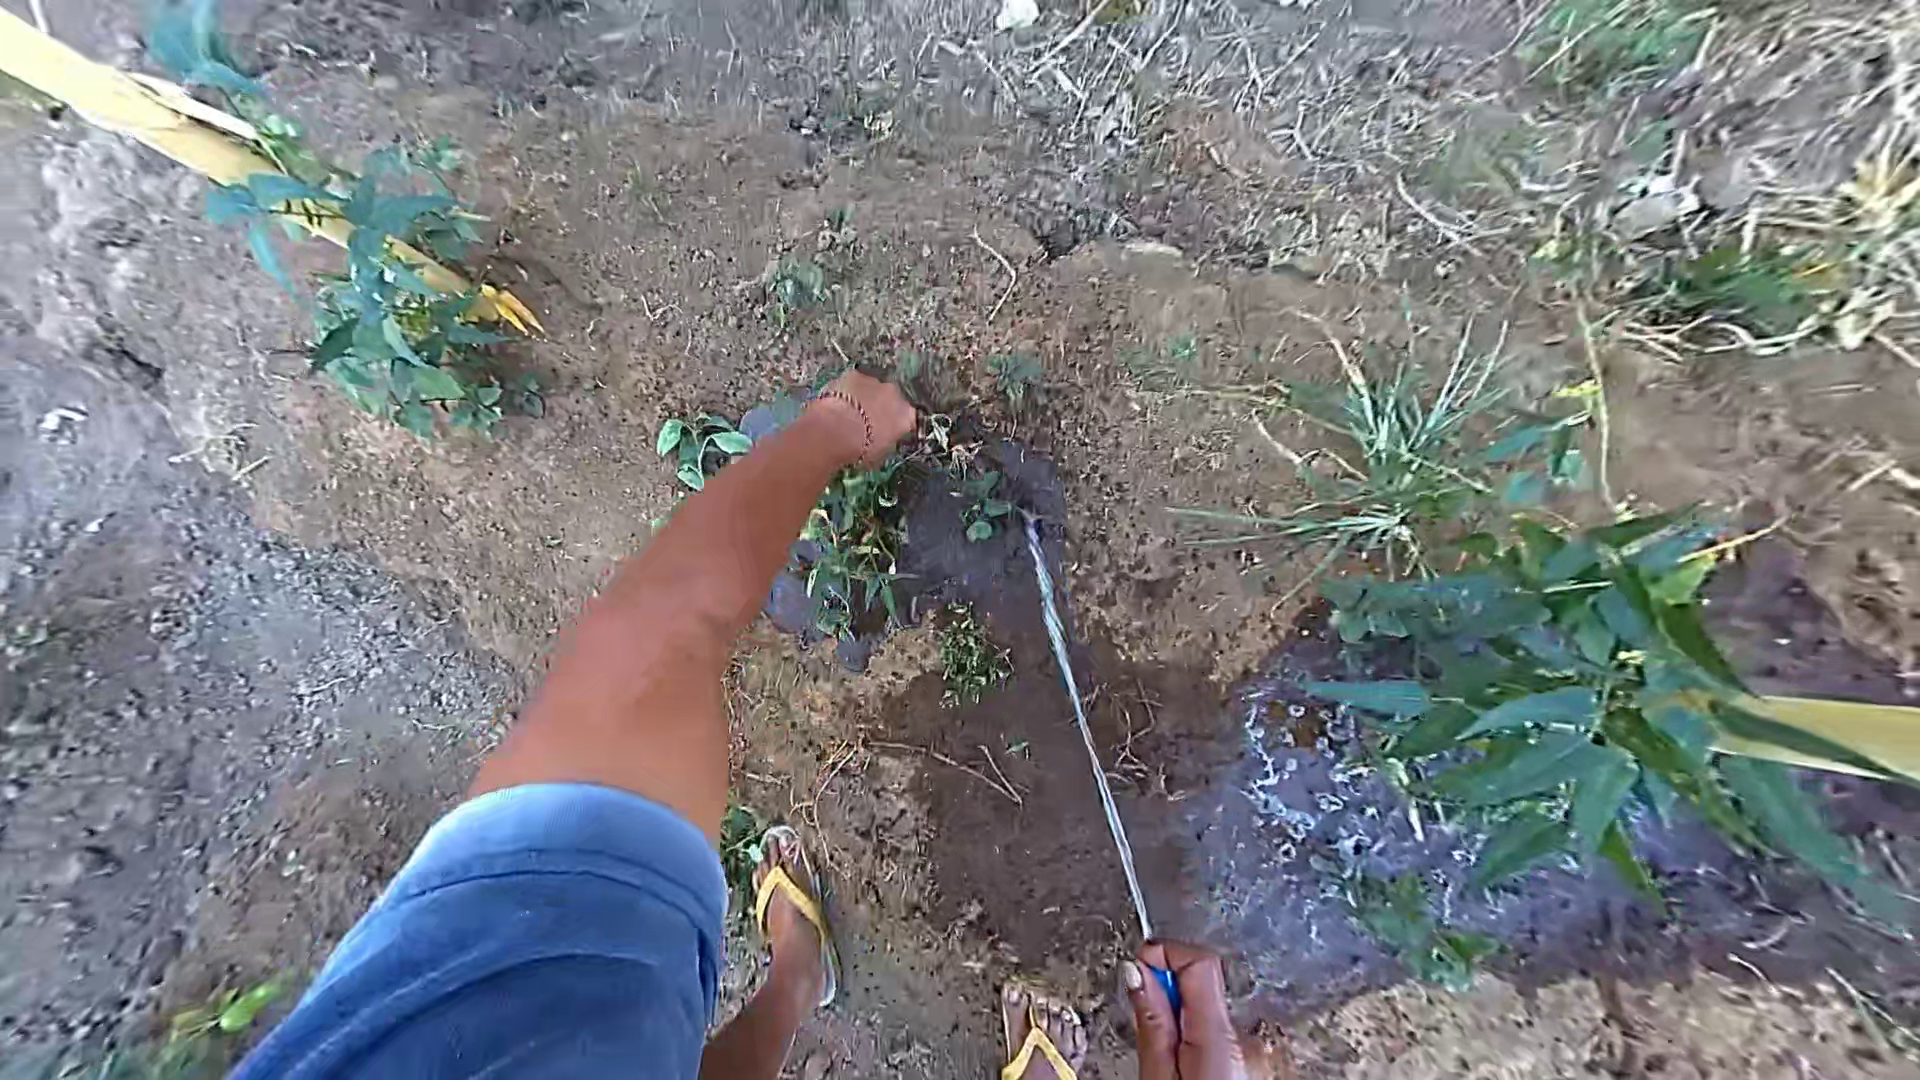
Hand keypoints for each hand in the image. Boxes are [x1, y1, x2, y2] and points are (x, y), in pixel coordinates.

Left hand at [812, 371, 915, 466]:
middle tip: (866, 422)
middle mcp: (896, 395)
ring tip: (849, 412)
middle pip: (891, 399)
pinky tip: (837, 402)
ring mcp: (875, 381)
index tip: (885, 432)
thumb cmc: (861, 449)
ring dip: (864, 397)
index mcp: (907, 416)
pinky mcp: (854, 375)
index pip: (907, 418)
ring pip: (872, 388)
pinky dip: (848, 390)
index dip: (894, 425)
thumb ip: (886, 441)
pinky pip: (854, 382)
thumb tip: (881, 440)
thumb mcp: (881, 453)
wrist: (836, 431)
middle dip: (881, 407)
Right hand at [1124, 942, 1254, 1079]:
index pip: (1199, 959)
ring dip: (1177, 1011)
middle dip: (1166, 987)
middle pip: (1200, 979)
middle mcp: (1242, 1040)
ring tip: (1165, 1051)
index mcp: (1221, 1038)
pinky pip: (1213, 1027)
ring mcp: (1248, 1053)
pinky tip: (1182, 1062)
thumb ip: (1151, 1021)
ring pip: (1203, 1004)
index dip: (1165, 952)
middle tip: (1145, 1020)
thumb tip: (1137, 966)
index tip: (1139, 964)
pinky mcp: (1246, 1064)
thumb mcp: (1158, 1077)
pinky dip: (1191, 1031)